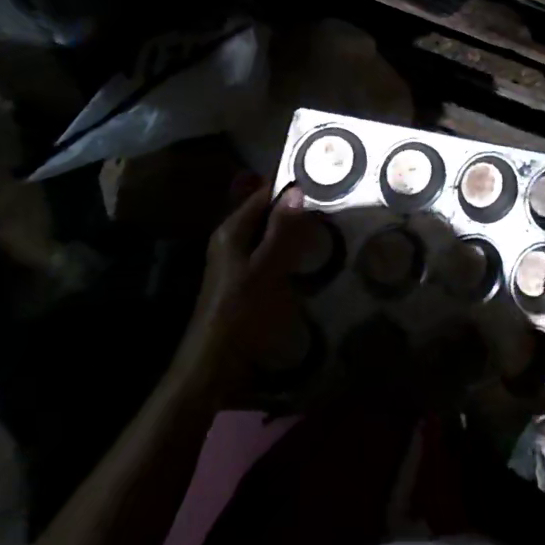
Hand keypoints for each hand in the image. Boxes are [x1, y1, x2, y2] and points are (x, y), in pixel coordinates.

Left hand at [170, 180, 314, 394]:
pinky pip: (266, 252)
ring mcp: (234, 259)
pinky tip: (306, 257)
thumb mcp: (266, 267)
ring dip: (291, 231)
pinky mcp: (241, 278)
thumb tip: (297, 190)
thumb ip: (281, 229)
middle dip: (294, 209)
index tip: (322, 182)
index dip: (290, 188)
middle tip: (330, 206)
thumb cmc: (240, 310)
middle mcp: (229, 239)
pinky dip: (286, 250)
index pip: (263, 195)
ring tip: (325, 227)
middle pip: (265, 213)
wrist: (214, 361)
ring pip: (267, 234)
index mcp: (231, 230)